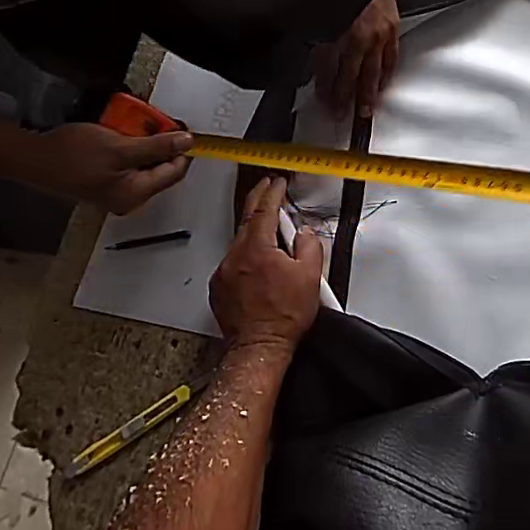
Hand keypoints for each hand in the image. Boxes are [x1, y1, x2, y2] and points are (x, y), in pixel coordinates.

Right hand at [25, 124, 192, 214]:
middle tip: (161, 124)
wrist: (30, 157)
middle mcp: (129, 198)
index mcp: (136, 194)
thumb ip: (158, 147)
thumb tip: (188, 142)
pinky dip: (132, 148)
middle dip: (163, 146)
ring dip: (148, 145)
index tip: (183, 129)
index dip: (183, 150)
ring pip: (146, 165)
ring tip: (143, 127)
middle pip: (162, 170)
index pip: (175, 172)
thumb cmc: (73, 154)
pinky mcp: (105, 182)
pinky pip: (130, 164)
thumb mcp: (122, 147)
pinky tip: (126, 134)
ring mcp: (116, 191)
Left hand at [210, 177, 324, 350]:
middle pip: (248, 222)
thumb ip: (309, 245)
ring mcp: (224, 273)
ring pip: (241, 243)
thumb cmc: (284, 316)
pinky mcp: (219, 288)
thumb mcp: (310, 274)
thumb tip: (304, 233)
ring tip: (274, 237)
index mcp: (258, 250)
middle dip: (259, 203)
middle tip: (268, 191)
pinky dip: (247, 256)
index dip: (272, 192)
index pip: (264, 210)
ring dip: (256, 234)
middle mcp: (236, 257)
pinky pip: (234, 262)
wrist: (260, 346)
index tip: (276, 182)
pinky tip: (261, 265)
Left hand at [313, 0, 399, 118]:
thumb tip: (311, 61)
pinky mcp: (393, 25)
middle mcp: (360, 36)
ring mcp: (379, 32)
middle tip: (345, 116)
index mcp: (337, 32)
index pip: (330, 71)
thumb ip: (313, 38)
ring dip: (370, 91)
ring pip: (375, 70)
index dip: (327, 90)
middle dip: (348, 98)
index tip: (325, 103)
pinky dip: (388, 71)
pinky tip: (385, 79)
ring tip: (367, 109)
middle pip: (353, 76)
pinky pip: (392, 55)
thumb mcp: (314, 10)